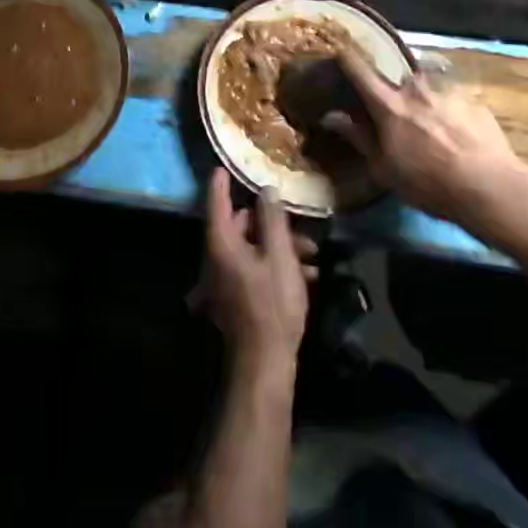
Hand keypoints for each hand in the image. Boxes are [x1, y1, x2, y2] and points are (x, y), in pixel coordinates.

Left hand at [199, 167, 316, 373]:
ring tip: (313, 257)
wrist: (264, 362)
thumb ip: (272, 221)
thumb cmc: (272, 305)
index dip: (220, 183)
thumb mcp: (279, 257)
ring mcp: (222, 279)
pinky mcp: (233, 297)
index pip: (216, 202)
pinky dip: (274, 265)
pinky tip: (305, 277)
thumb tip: (265, 190)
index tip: (223, 166)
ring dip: (278, 247)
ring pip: (249, 249)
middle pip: (237, 226)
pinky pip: (252, 269)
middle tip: (301, 228)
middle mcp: (215, 258)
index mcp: (220, 243)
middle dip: (269, 223)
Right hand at [325, 51, 527, 226]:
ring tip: (431, 123)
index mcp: (389, 105)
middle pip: (397, 79)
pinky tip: (457, 134)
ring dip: (424, 99)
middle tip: (397, 112)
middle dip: (394, 90)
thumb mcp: (384, 168)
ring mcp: (449, 92)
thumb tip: (330, 116)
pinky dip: (449, 111)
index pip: (361, 72)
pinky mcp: (475, 101)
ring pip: (427, 87)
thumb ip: (358, 137)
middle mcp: (416, 89)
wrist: (492, 188)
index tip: (339, 50)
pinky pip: (453, 99)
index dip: (347, 59)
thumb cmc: (429, 183)